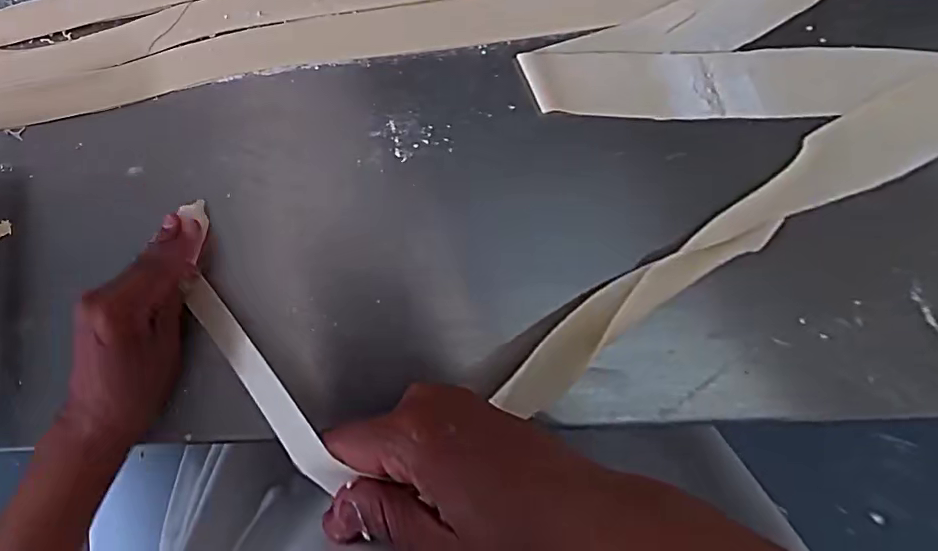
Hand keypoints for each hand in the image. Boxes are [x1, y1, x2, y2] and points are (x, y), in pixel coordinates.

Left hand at [57, 211, 206, 451]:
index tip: (195, 227)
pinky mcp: (90, 303)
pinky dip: (144, 268)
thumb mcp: (166, 351)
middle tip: (189, 217)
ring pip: (134, 268)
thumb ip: (172, 304)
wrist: (92, 422)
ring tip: (178, 228)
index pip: (158, 270)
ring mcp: (91, 300)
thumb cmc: (131, 399)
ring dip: (157, 253)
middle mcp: (99, 300)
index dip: (181, 247)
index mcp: (118, 312)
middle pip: (144, 263)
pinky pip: (124, 278)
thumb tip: (182, 271)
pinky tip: (157, 255)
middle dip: (170, 242)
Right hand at [322, 384, 775, 549]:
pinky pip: (434, 428)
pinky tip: (470, 496)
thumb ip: (384, 520)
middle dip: (378, 480)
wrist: (603, 526)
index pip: (339, 441)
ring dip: (410, 471)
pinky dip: (436, 458)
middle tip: (410, 529)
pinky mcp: (477, 408)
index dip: (334, 480)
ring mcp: (456, 402)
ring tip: (452, 515)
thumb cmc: (535, 540)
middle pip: (373, 437)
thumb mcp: (445, 550)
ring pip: (403, 434)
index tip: (340, 511)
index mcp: (413, 431)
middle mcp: (430, 404)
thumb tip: (348, 508)